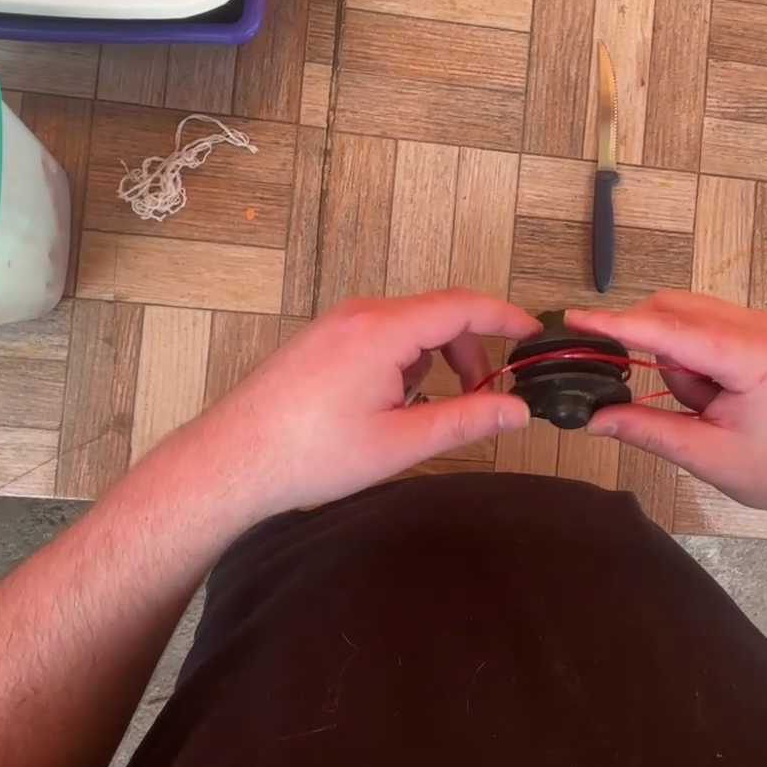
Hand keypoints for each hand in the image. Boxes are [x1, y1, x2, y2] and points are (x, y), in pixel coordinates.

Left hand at [174, 289, 537, 518]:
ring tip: (419, 412)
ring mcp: (337, 323)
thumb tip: (516, 410)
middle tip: (480, 398)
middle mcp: (360, 314)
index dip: (505, 316)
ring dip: (432, 361)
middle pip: (437, 315)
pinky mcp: (324, 338)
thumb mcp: (400, 443)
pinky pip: (381, 335)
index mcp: (382, 330)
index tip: (534, 332)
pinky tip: (387, 405)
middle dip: (468, 352)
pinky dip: (402, 362)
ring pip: (409, 327)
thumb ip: (466, 419)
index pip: (462, 305)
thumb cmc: (309, 454)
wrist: (232, 460)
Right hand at [565, 292, 766, 525]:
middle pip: (672, 310)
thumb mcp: (706, 455)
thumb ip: (646, 429)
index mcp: (752, 355)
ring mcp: (760, 324)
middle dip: (649, 348)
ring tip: (706, 408)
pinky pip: (700, 327)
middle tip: (655, 395)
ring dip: (674, 360)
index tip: (574, 319)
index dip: (616, 324)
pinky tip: (711, 395)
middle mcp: (758, 326)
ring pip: (683, 318)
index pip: (668, 330)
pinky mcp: (758, 332)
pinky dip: (689, 357)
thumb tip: (592, 419)